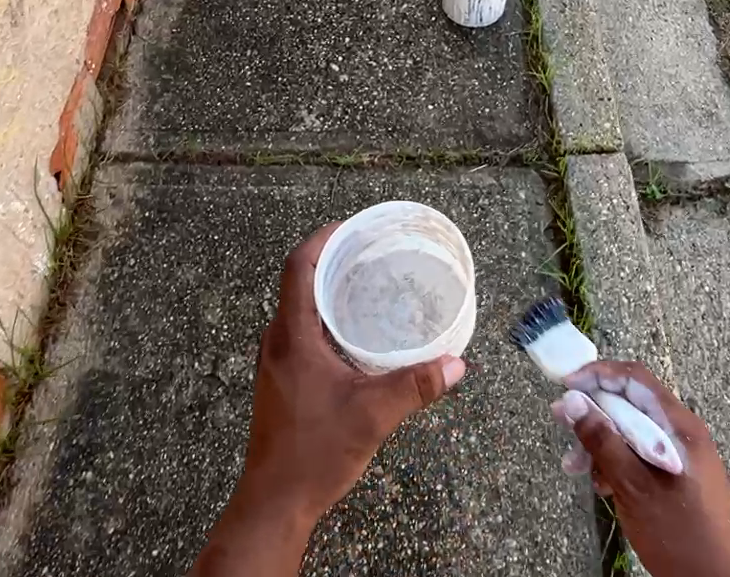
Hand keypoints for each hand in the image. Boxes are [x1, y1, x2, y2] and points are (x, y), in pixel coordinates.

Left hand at [191, 223, 466, 575]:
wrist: (273, 502)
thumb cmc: (314, 452)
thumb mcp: (371, 415)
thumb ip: (414, 386)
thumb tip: (456, 364)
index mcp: (291, 335)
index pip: (298, 266)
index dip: (322, 239)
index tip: (350, 226)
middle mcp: (277, 339)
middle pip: (298, 281)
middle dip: (332, 260)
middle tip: (369, 251)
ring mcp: (274, 360)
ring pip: (298, 307)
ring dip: (327, 290)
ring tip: (365, 283)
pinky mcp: (279, 378)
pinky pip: (299, 330)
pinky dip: (324, 317)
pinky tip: (353, 333)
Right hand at [553, 361, 729, 576]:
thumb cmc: (680, 534)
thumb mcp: (633, 485)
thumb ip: (602, 440)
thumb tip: (572, 400)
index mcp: (679, 426)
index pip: (635, 378)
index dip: (598, 374)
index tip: (567, 385)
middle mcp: (681, 433)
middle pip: (630, 404)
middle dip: (593, 412)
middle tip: (560, 421)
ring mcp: (681, 456)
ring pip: (631, 431)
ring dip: (600, 442)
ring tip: (574, 467)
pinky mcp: (677, 476)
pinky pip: (640, 454)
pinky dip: (617, 462)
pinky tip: (600, 484)